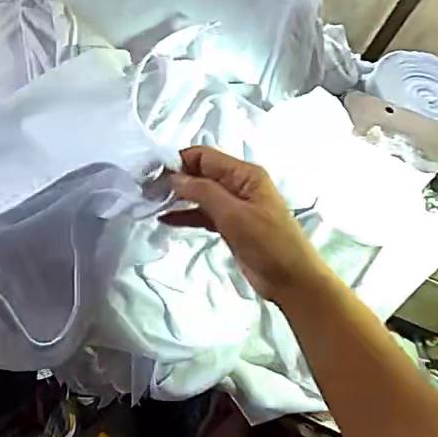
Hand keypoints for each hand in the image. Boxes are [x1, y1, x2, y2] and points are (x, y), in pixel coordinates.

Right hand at [163, 145, 331, 304]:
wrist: (291, 280)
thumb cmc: (268, 243)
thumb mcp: (234, 215)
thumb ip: (204, 192)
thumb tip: (174, 177)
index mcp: (245, 174)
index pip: (205, 157)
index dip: (179, 161)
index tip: (152, 174)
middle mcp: (239, 185)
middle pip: (201, 173)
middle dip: (175, 178)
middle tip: (146, 189)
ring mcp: (234, 206)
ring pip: (200, 194)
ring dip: (178, 197)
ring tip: (151, 202)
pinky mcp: (230, 225)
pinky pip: (203, 214)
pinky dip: (186, 215)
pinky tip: (165, 219)